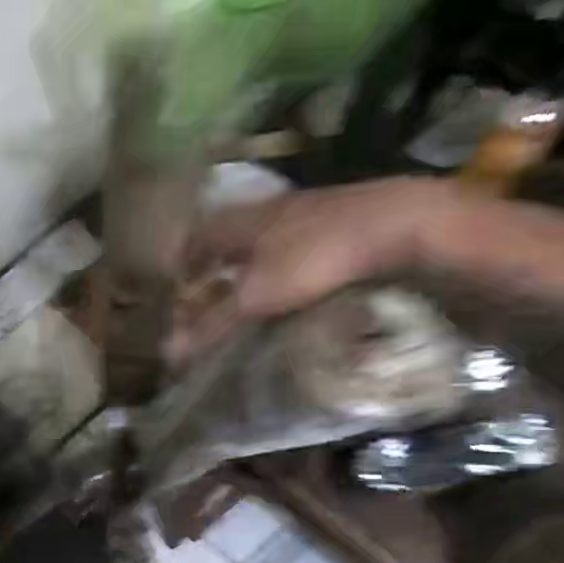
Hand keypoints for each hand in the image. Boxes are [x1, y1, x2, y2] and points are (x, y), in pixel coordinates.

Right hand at [173, 178, 463, 355]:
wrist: (395, 223)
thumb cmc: (314, 255)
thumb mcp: (257, 296)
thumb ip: (212, 323)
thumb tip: (168, 352)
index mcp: (236, 220)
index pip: (193, 239)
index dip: (180, 267)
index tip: (176, 296)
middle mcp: (262, 211)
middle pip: (223, 242)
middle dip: (211, 272)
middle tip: (206, 305)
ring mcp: (299, 213)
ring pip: (256, 244)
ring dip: (243, 272)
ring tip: (243, 304)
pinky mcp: (330, 221)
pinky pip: (285, 248)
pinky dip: (274, 270)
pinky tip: (285, 290)